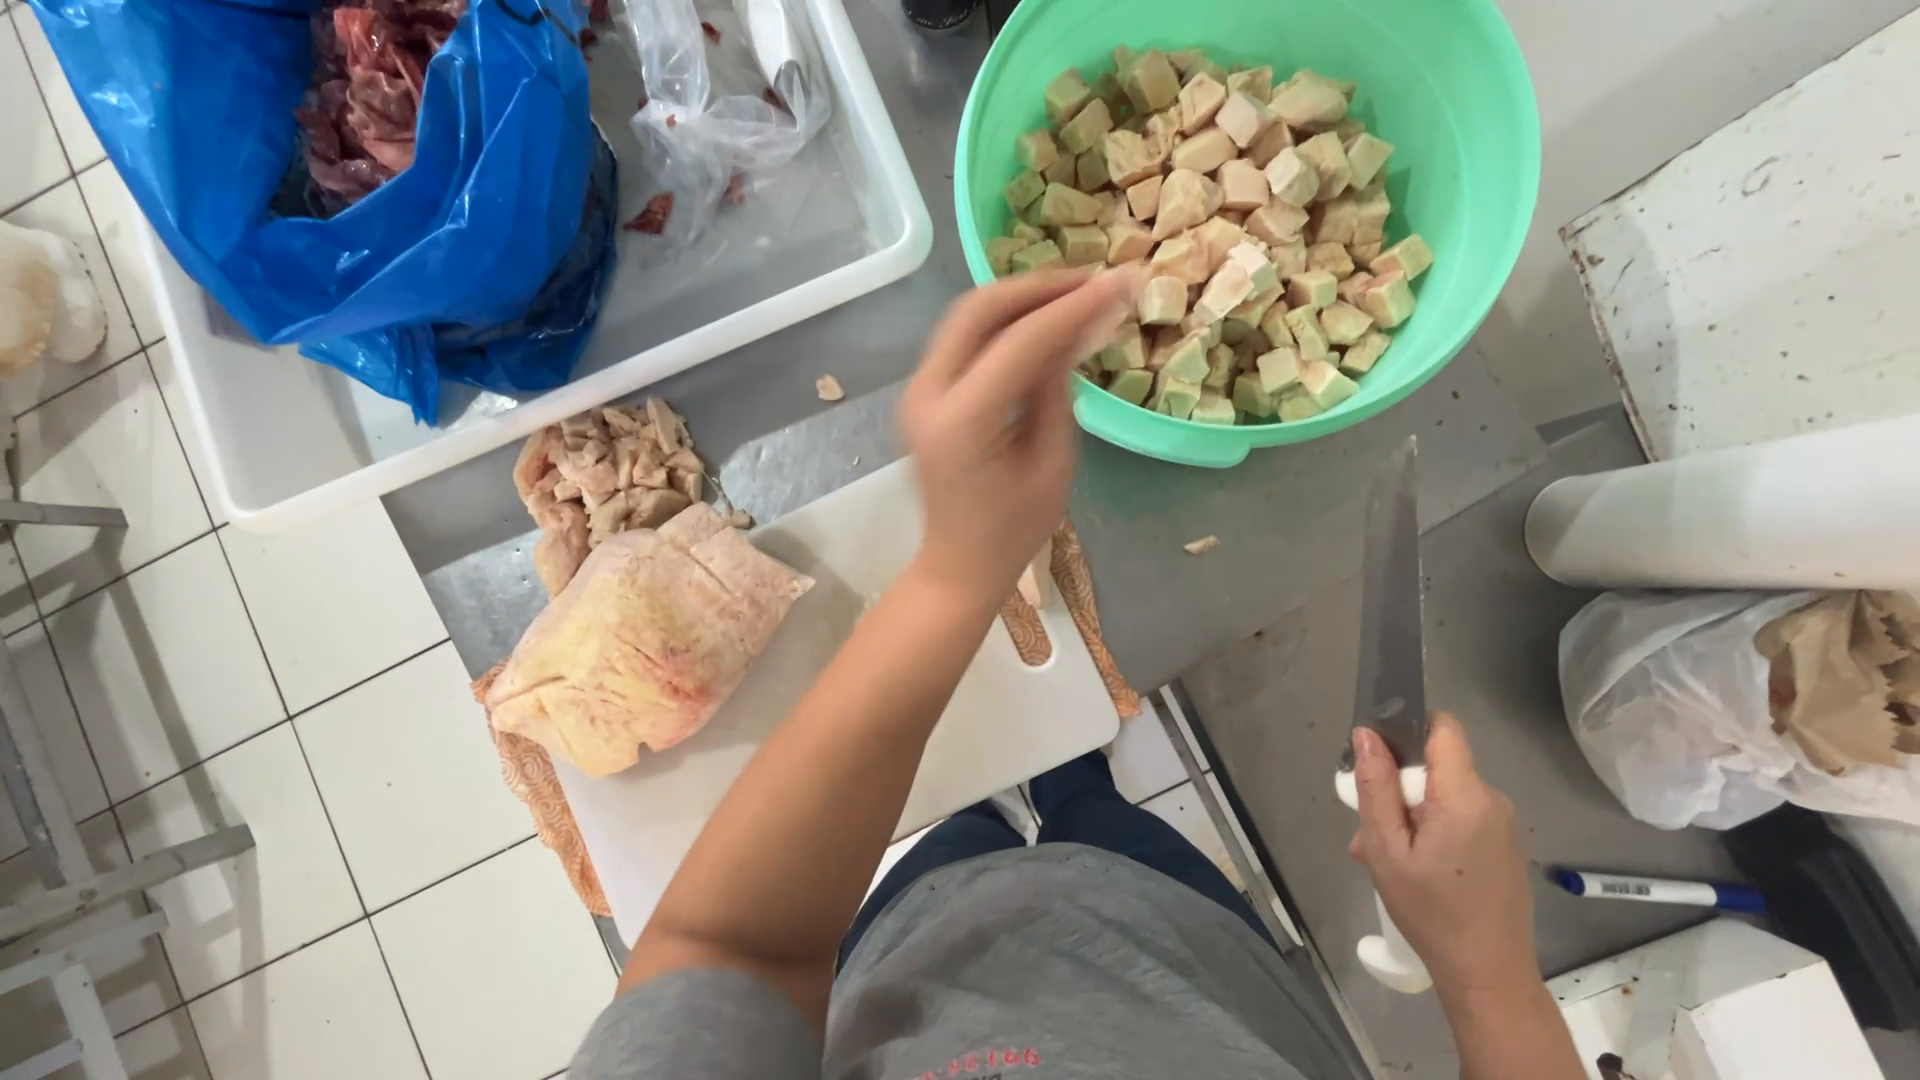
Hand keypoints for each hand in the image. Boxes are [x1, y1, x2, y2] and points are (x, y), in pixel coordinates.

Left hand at [899, 266, 1144, 598]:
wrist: (957, 566)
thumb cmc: (1013, 532)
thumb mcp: (1052, 463)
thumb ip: (1057, 389)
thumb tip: (1076, 326)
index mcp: (963, 421)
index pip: (1021, 341)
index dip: (1074, 306)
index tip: (1120, 283)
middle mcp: (927, 395)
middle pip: (979, 309)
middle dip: (1039, 287)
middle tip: (1092, 282)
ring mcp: (916, 392)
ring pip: (965, 317)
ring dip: (1019, 299)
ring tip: (1073, 295)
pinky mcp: (920, 395)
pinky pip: (961, 340)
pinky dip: (1000, 322)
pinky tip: (1038, 322)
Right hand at [1348, 712, 1536, 992]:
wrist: (1488, 975)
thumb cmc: (1431, 911)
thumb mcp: (1386, 849)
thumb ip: (1376, 787)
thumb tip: (1366, 734)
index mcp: (1464, 796)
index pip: (1443, 728)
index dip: (1408, 729)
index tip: (1379, 758)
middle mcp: (1492, 800)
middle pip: (1438, 764)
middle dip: (1399, 785)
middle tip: (1369, 827)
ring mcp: (1504, 824)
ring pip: (1446, 794)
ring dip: (1411, 812)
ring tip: (1384, 855)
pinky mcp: (1505, 845)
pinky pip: (1461, 816)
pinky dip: (1433, 828)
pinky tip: (1414, 866)